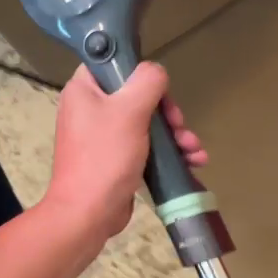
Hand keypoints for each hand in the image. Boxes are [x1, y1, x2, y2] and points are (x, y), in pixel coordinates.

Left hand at [40, 63, 207, 247]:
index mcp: (83, 89)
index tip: (159, 89)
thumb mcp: (129, 111)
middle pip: (135, 95)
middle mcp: (89, 108)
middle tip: (179, 124)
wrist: (89, 212)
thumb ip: (147, 83)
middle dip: (165, 111)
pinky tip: (193, 162)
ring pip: (144, 122)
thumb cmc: (105, 155)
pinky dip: (167, 152)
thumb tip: (155, 70)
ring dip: (173, 134)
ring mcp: (102, 135)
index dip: (138, 72)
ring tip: (194, 150)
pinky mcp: (115, 159)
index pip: (110, 65)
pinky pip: (145, 146)